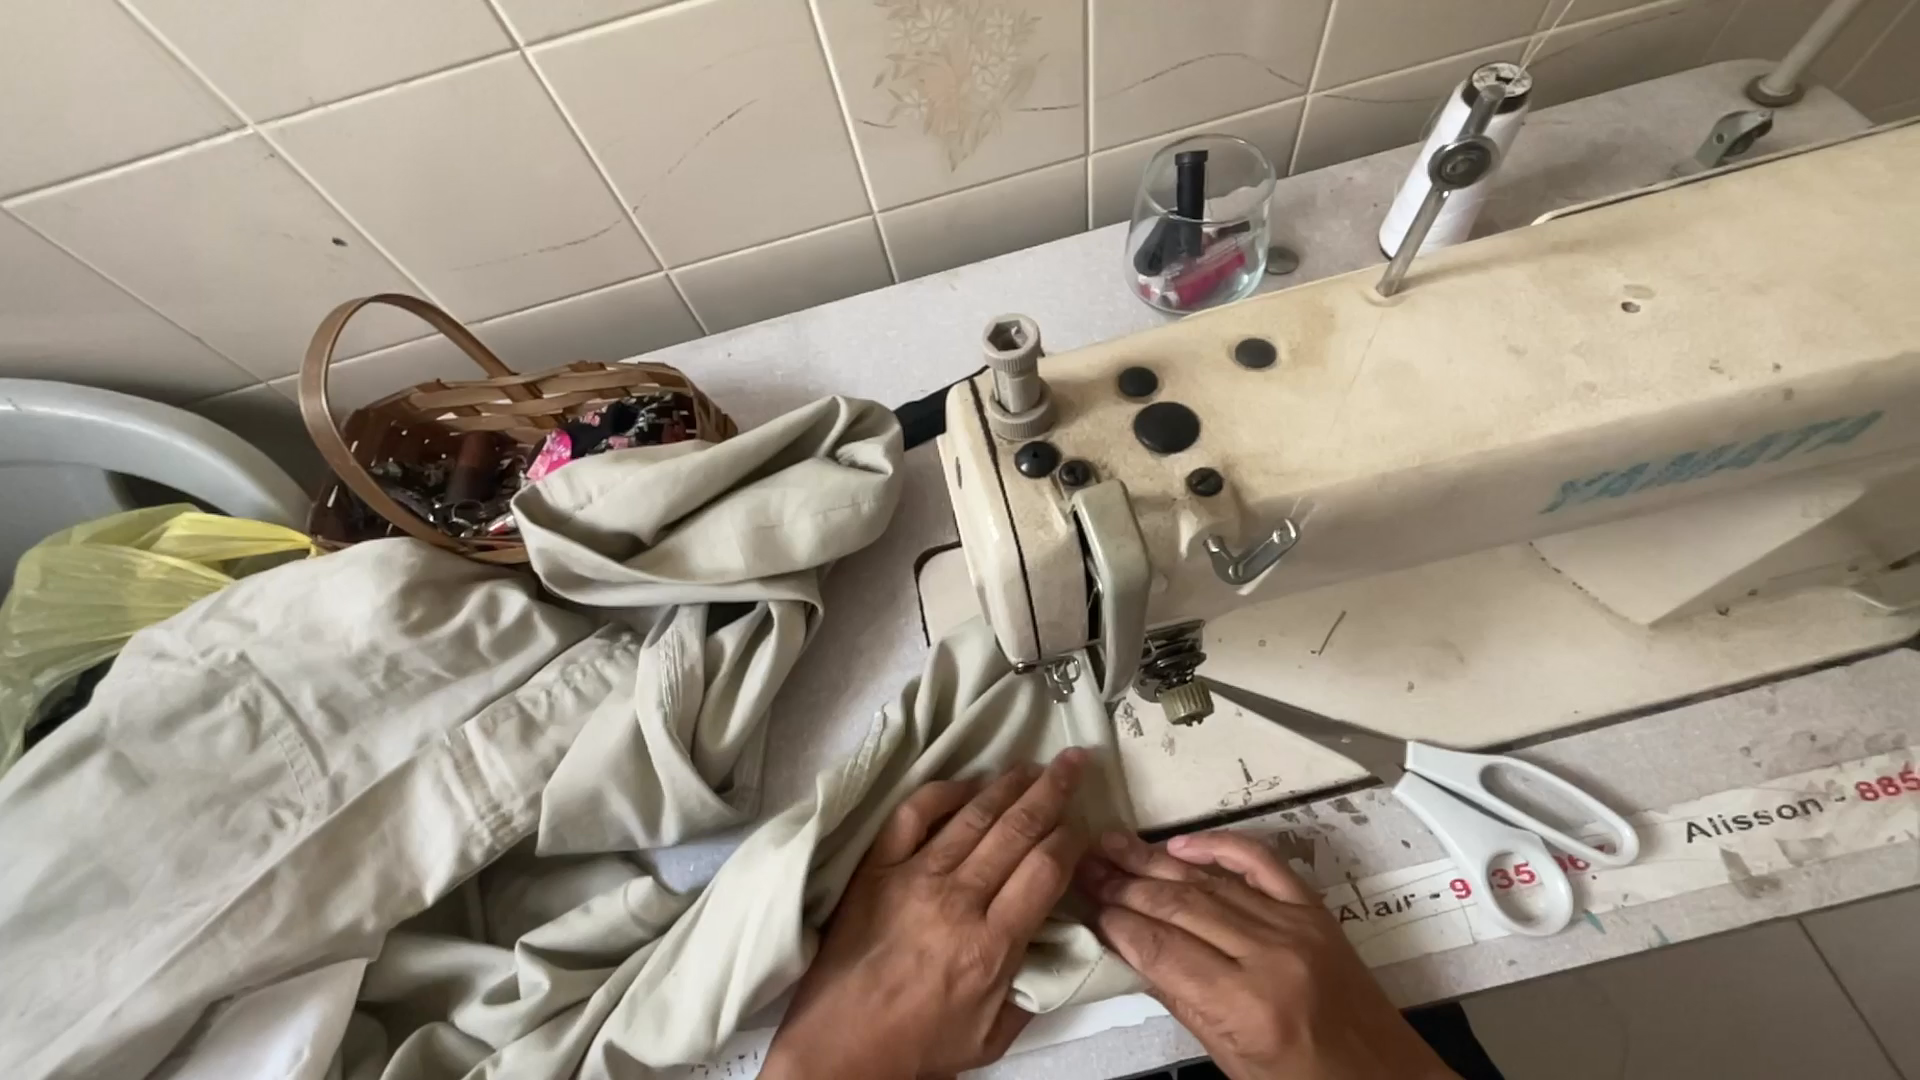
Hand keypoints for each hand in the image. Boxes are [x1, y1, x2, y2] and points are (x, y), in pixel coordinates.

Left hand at [763, 749, 1090, 1079]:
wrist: (837, 1048)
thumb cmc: (917, 1046)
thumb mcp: (991, 1037)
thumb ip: (1031, 988)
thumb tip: (1057, 940)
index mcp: (990, 945)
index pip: (1044, 869)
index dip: (1070, 838)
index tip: (1084, 822)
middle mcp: (956, 900)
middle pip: (1016, 830)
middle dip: (1053, 790)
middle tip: (1074, 761)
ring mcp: (913, 876)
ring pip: (972, 815)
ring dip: (1008, 784)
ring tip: (1034, 764)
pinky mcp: (877, 867)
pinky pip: (912, 815)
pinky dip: (942, 792)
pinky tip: (968, 781)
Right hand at [1079, 830, 1456, 1079]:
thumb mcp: (1232, 1063)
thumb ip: (1180, 998)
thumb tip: (1129, 946)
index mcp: (1247, 1007)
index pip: (1161, 948)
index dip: (1117, 923)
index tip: (1085, 904)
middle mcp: (1269, 955)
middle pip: (1178, 905)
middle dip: (1124, 884)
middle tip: (1085, 865)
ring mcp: (1293, 924)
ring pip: (1208, 881)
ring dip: (1154, 861)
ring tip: (1113, 844)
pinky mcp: (1312, 908)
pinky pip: (1259, 861)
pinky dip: (1218, 846)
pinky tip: (1180, 843)